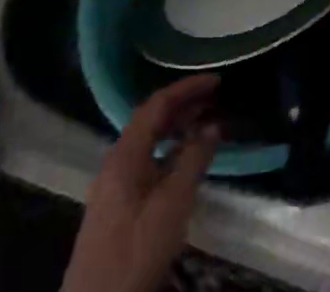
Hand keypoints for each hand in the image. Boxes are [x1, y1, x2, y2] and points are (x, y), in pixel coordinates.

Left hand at [63, 75, 221, 291]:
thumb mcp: (173, 203)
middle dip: (182, 104)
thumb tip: (213, 125)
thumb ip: (193, 159)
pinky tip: (184, 158)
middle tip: (215, 97)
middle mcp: (115, 161)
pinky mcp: (116, 202)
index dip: (186, 88)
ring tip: (205, 122)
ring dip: (175, 126)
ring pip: (146, 140)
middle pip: (149, 119)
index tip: (216, 81)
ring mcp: (113, 183)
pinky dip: (167, 148)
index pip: (156, 105)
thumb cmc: (137, 249)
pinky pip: (144, 159)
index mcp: (125, 154)